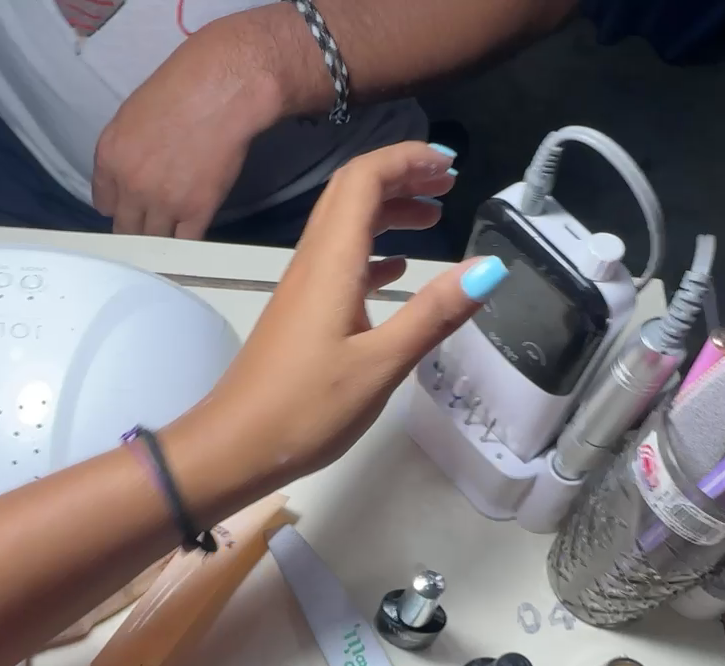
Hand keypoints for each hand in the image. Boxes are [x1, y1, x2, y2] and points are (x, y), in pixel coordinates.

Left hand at [91, 19, 282, 238]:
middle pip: (126, 229)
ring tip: (171, 233)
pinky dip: (186, 243)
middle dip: (136, 229)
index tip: (130, 209)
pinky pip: (185, 243)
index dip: (118, 208)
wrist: (218, 93)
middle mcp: (131, 185)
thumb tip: (129, 176)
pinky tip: (190, 235)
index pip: (104, 203)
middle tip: (150, 227)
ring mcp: (163, 203)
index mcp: (110, 157)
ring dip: (162, 238)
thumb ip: (124, 151)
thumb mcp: (132, 116)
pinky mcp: (195, 213)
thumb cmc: (178, 90)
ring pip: (154, 240)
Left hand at [168, 142, 498, 494]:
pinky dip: (371, 255)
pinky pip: (338, 266)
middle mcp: (312, 264)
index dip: (406, 159)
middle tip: (447, 184)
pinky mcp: (301, 317)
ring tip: (432, 220)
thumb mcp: (380, 364)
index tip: (451, 164)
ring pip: (344, 229)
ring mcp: (303, 291)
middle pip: (351, 195)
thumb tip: (489, 267)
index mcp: (331, 264)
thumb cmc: (306, 409)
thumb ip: (433, 314)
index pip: (363, 180)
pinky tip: (395, 271)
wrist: (235, 446)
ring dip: (387, 213)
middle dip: (400, 177)